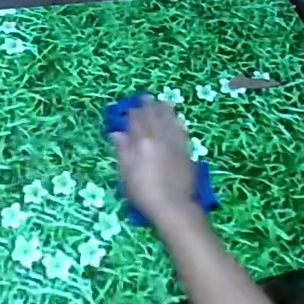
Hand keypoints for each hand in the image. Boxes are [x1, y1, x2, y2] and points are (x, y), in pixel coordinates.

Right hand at [109, 99, 198, 227]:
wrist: (174, 207)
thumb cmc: (144, 193)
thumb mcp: (125, 173)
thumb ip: (122, 150)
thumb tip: (116, 133)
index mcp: (141, 142)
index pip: (136, 120)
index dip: (132, 112)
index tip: (130, 108)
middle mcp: (159, 138)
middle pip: (154, 116)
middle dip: (148, 105)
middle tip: (145, 97)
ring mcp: (174, 143)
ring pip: (169, 120)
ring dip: (165, 109)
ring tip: (162, 101)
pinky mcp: (186, 151)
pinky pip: (182, 130)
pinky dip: (178, 122)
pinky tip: (177, 118)